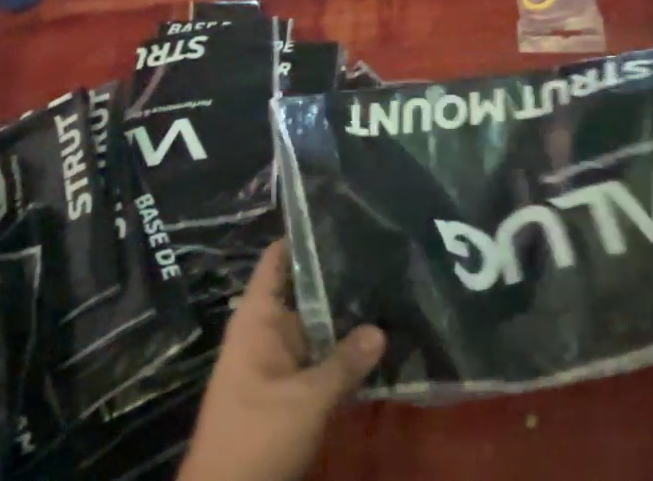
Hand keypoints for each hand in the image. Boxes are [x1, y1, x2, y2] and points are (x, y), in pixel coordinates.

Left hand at [177, 242, 385, 480]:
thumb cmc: (256, 436)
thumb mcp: (305, 400)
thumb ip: (344, 364)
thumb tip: (380, 328)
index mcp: (257, 319)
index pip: (278, 260)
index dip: (304, 236)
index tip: (343, 216)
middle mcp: (267, 331)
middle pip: (305, 292)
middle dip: (341, 279)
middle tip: (389, 255)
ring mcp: (279, 361)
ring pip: (317, 328)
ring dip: (348, 319)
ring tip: (396, 290)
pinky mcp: (291, 389)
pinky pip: (320, 359)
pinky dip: (344, 352)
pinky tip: (383, 344)